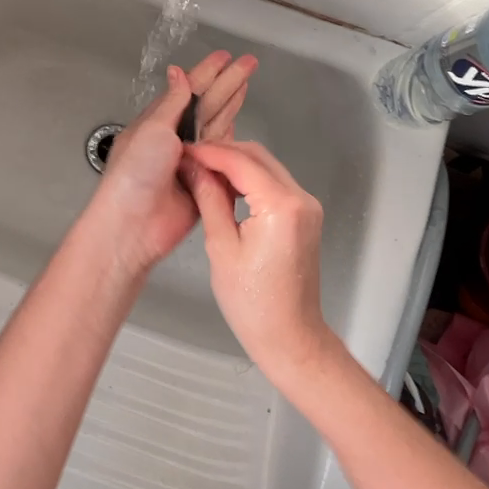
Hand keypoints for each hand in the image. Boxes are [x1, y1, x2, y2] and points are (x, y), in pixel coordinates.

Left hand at [82, 51, 256, 274]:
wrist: (134, 225)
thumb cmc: (136, 173)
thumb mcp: (152, 130)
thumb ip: (172, 103)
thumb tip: (178, 72)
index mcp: (157, 122)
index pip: (187, 89)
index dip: (207, 71)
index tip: (225, 56)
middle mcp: (174, 137)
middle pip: (207, 103)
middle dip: (227, 82)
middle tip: (250, 63)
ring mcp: (190, 159)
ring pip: (216, 124)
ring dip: (231, 103)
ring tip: (248, 82)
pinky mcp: (204, 180)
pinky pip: (221, 154)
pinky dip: (232, 135)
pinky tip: (241, 119)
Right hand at [185, 140, 334, 378]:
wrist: (289, 337)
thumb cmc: (252, 302)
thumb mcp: (221, 246)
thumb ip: (209, 198)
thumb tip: (192, 167)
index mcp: (282, 206)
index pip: (241, 162)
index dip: (209, 152)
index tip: (181, 151)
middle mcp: (301, 198)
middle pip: (258, 156)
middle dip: (222, 153)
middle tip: (189, 160)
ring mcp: (307, 206)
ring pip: (267, 166)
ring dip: (235, 164)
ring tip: (201, 173)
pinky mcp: (304, 216)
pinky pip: (274, 184)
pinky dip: (249, 179)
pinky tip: (224, 188)